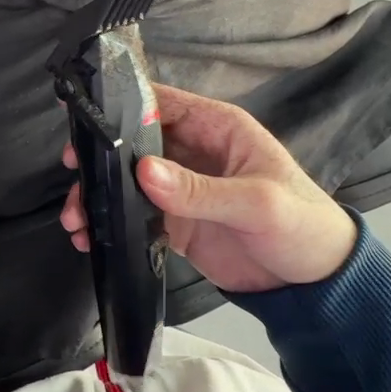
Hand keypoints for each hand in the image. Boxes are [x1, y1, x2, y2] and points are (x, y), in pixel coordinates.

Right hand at [60, 84, 357, 293]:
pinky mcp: (175, 222)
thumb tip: (143, 171)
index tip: (84, 121)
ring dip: (100, 196)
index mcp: (216, 128)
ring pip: (127, 181)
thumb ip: (199, 189)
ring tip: (76, 220)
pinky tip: (91, 238)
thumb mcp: (256, 204)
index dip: (121, 108)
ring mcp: (182, 188)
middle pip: (133, 142)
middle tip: (73, 172)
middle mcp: (193, 151)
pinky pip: (134, 216)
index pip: (161, 105)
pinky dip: (110, 225)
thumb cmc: (303, 226)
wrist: (318, 286)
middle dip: (99, 158)